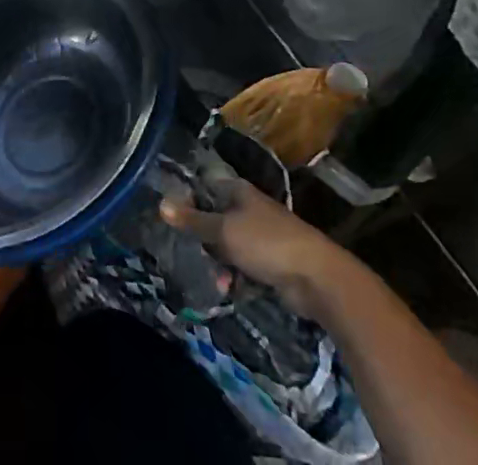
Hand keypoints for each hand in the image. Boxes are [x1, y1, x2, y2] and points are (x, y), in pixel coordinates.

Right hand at [160, 177, 337, 317]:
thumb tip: (161, 204)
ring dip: (218, 264)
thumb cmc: (266, 243)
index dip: (186, 201)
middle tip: (191, 254)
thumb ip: (192, 220)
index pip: (204, 188)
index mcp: (238, 192)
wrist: (317, 278)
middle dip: (202, 240)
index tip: (171, 219)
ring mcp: (260, 235)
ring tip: (217, 280)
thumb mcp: (223, 231)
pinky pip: (241, 265)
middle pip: (213, 219)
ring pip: (226, 245)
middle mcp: (248, 209)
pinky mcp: (269, 261)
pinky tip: (229, 289)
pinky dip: (234, 276)